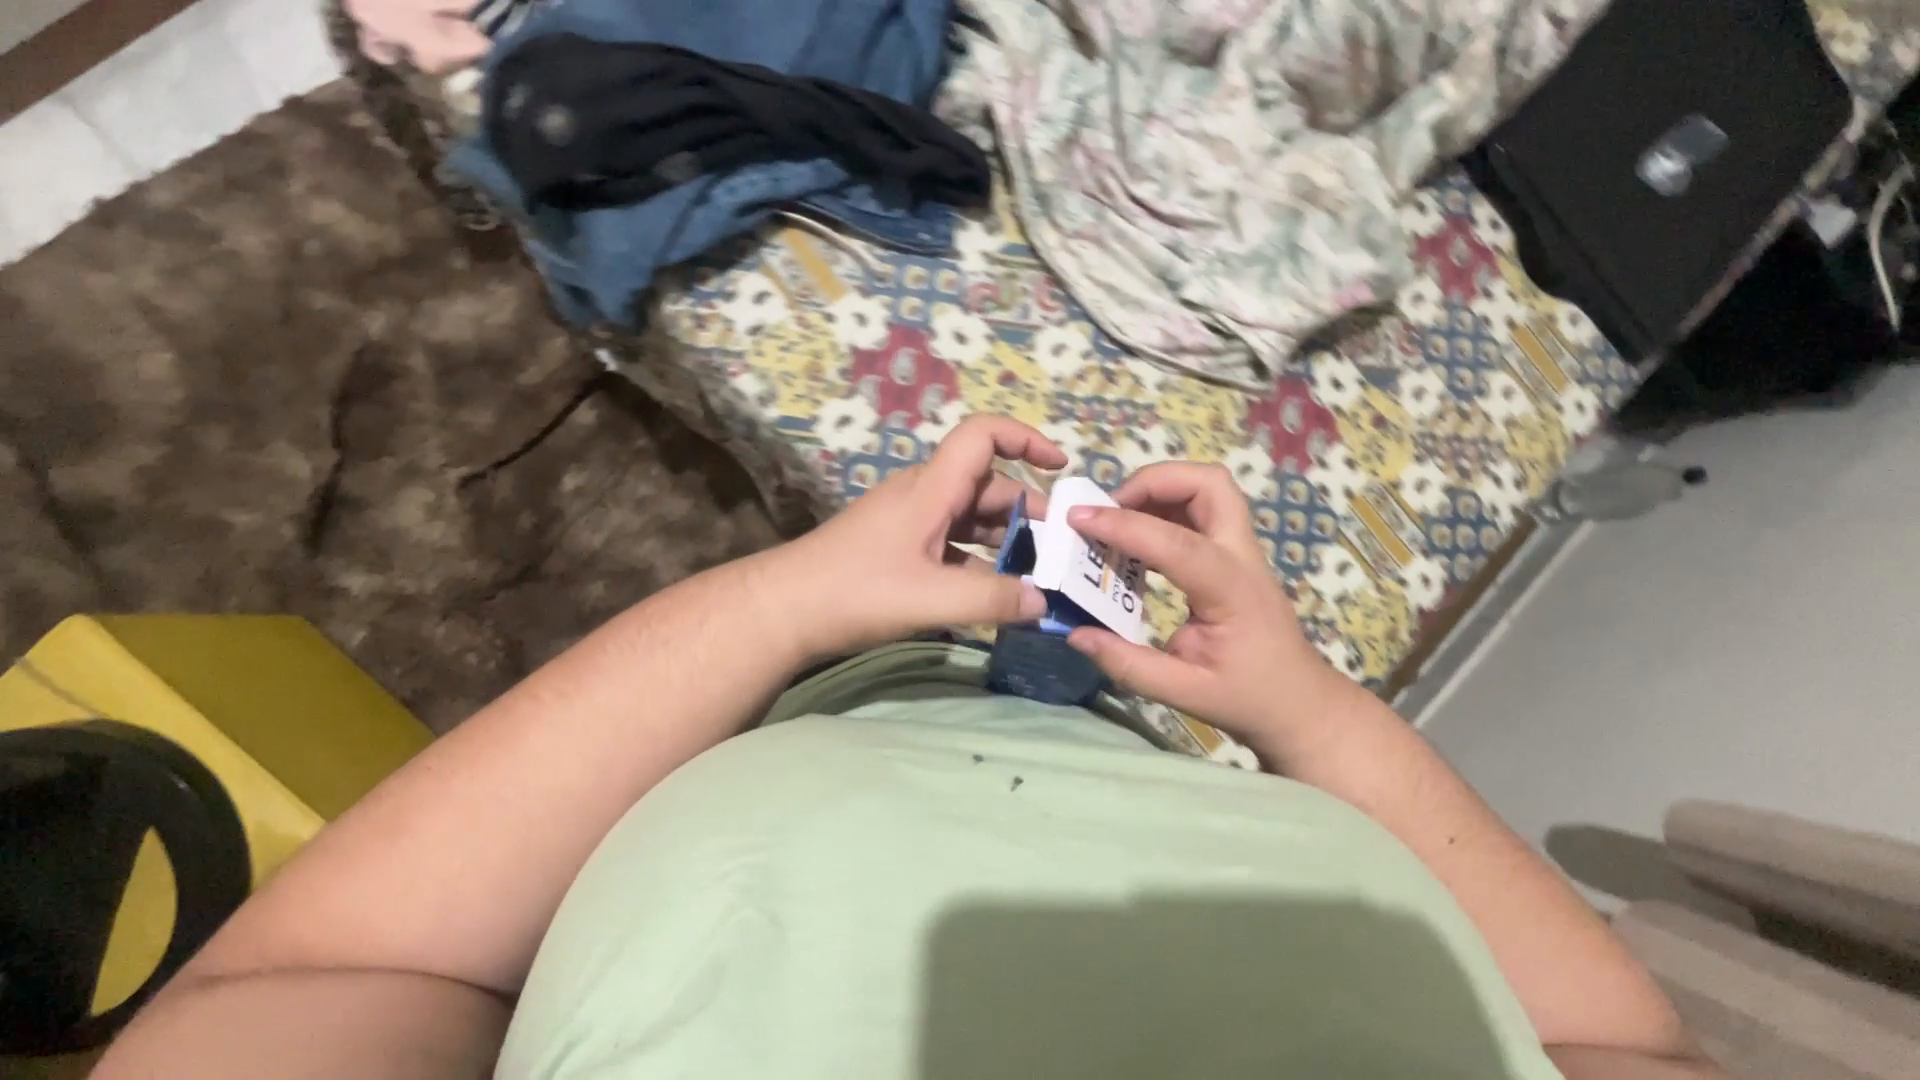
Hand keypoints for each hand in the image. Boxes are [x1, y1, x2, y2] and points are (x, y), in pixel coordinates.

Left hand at [768, 415, 1062, 661]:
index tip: (1061, 466)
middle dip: (1027, 511)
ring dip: (1004, 540)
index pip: (982, 436)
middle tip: (1062, 549)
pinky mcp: (896, 550)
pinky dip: (976, 561)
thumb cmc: (855, 591)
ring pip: (968, 519)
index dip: (1025, 439)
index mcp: (931, 489)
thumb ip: (993, 599)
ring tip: (1038, 574)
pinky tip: (993, 593)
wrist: (781, 610)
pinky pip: (949, 545)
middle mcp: (922, 496)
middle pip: (985, 486)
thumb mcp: (932, 598)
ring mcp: (907, 523)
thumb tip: (1043, 603)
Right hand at [1062, 463, 1364, 750]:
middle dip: (1155, 481)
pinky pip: (1201, 511)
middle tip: (1111, 509)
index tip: (1078, 519)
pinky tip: (1136, 539)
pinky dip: (1164, 508)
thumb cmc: (1247, 698)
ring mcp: (1242, 551)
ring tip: (1117, 519)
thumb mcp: (1184, 694)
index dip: (1125, 525)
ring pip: (1208, 488)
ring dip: (1159, 489)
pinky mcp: (1233, 555)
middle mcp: (1242, 558)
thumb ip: (1128, 664)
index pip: (1177, 541)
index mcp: (1232, 591)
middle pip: (1209, 484)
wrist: (1300, 703)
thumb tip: (1077, 635)